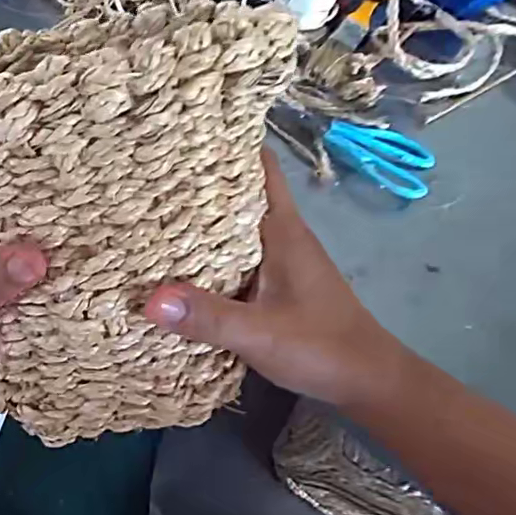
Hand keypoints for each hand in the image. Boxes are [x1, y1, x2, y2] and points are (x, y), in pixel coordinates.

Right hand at [144, 150, 416, 408]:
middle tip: (147, 170)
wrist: (368, 382)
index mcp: (281, 231)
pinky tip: (175, 261)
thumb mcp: (261, 334)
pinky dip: (205, 250)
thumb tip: (148, 299)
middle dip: (198, 180)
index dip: (228, 145)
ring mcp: (277, 260)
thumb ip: (209, 317)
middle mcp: (279, 237)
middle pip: (237, 193)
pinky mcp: (272, 283)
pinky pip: (232, 254)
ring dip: (199, 217)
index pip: (258, 170)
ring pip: (232, 225)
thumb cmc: (323, 348)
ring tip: (148, 208)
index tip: (183, 132)